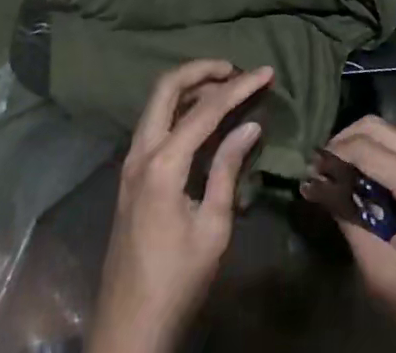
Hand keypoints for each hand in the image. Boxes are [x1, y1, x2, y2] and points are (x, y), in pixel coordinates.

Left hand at [87, 61, 272, 352]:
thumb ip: (228, 169)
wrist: (129, 327)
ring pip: (157, 104)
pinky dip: (179, 109)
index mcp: (162, 164)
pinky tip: (203, 118)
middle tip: (236, 69)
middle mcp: (140, 153)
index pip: (206, 109)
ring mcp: (130, 163)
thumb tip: (250, 125)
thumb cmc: (177, 280)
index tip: (266, 72)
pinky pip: (154, 125)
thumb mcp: (213, 227)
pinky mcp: (130, 176)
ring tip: (226, 86)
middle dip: (202, 70)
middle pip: (166, 89)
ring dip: (189, 87)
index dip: (239, 87)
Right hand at [320, 116, 395, 352]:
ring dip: (359, 147)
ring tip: (334, 176)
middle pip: (379, 127)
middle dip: (343, 142)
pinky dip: (376, 156)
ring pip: (390, 134)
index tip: (306, 172)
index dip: (332, 155)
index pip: (367, 149)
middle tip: (319, 171)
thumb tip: (316, 184)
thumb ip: (348, 218)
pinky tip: (360, 182)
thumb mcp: (380, 269)